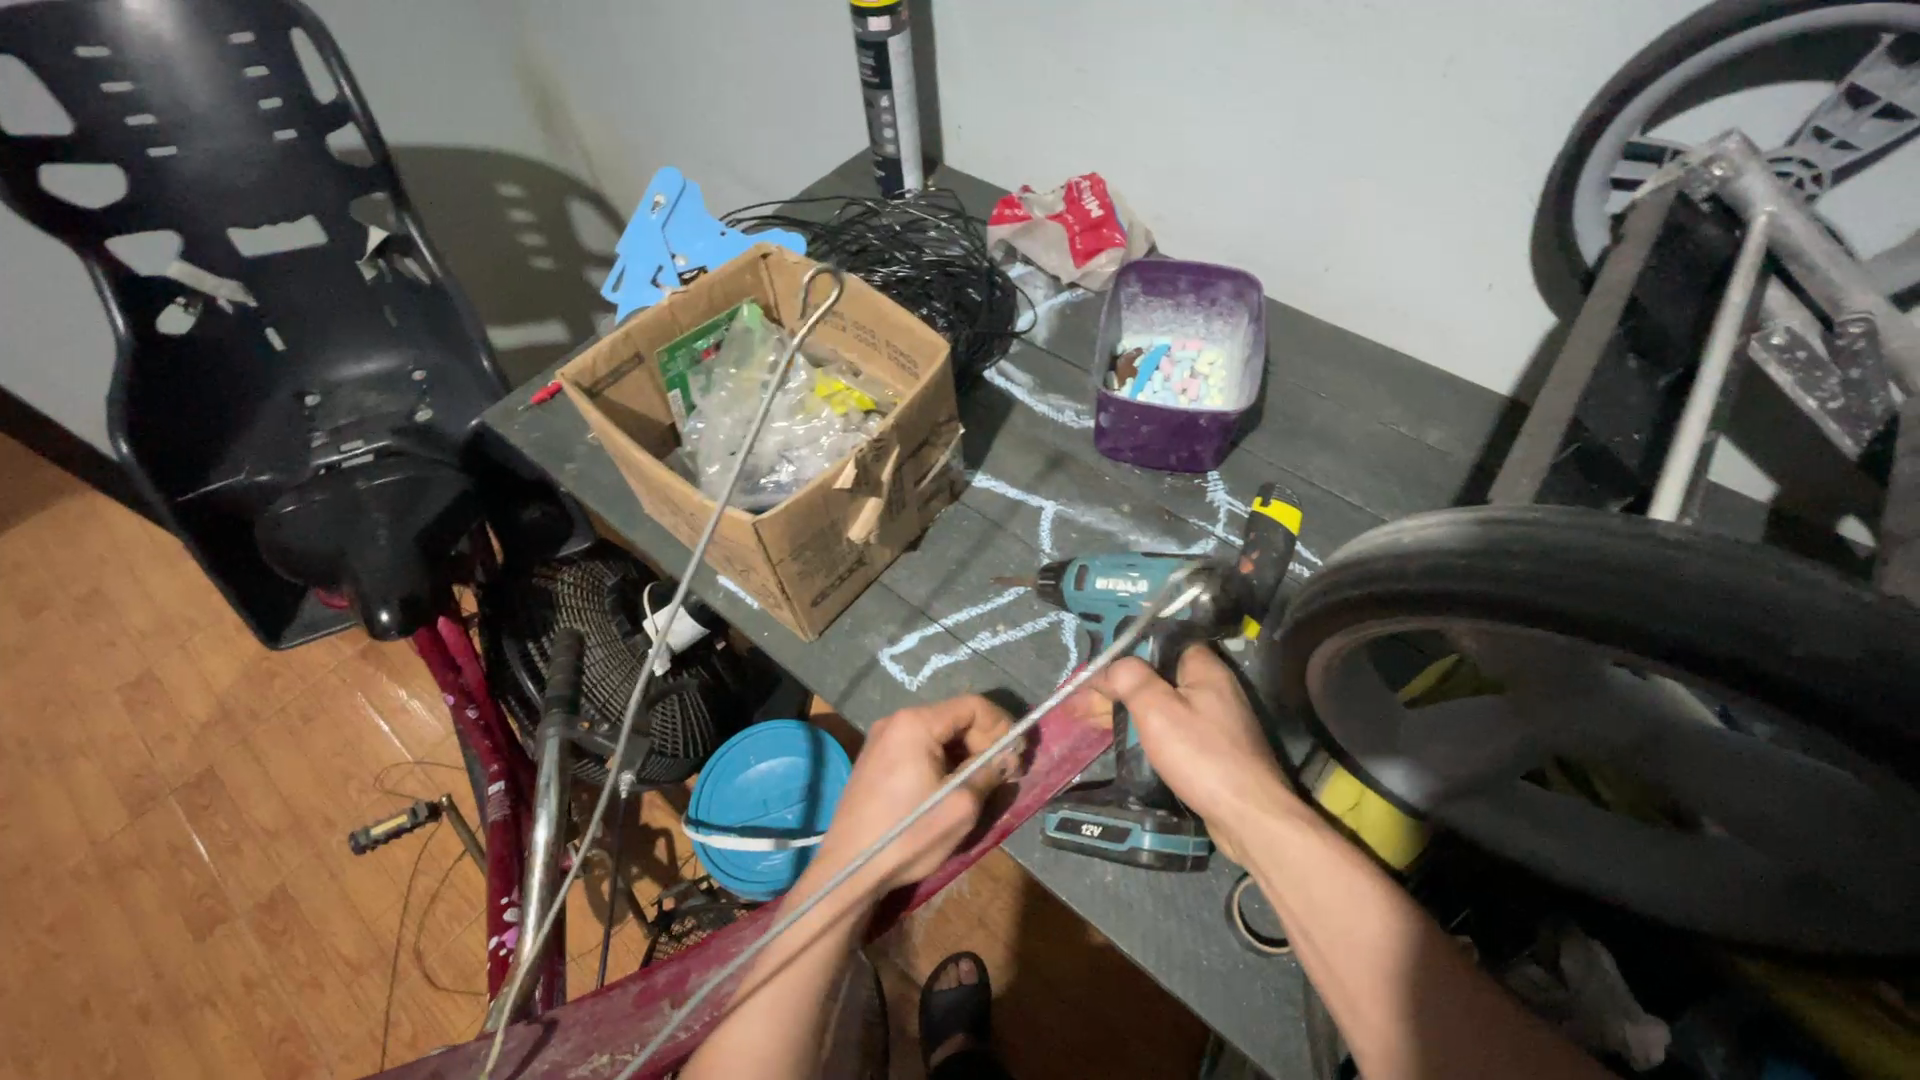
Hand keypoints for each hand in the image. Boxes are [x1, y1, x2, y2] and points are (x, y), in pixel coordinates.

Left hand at [809, 695, 1017, 899]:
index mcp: (915, 723)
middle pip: (954, 718)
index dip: (1001, 727)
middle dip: (984, 741)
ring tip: (980, 784)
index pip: (973, 706)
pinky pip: (918, 747)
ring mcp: (880, 739)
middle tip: (1003, 773)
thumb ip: (989, 772)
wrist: (849, 869)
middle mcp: (895, 721)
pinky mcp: (874, 760)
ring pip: (937, 734)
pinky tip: (949, 789)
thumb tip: (1006, 756)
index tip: (1015, 757)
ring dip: (964, 754)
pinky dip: (941, 761)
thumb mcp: (961, 806)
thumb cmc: (908, 835)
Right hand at [1088, 646, 1303, 860]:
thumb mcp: (1157, 710)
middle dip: (1128, 686)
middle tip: (1093, 701)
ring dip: (1138, 712)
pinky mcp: (1219, 750)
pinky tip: (1134, 745)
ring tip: (1101, 722)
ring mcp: (1220, 722)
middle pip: (1165, 676)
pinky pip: (1180, 731)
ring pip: (1170, 705)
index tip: (1105, 667)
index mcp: (1206, 670)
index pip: (1167, 642)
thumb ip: (1132, 679)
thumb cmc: (1201, 756)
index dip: (1134, 651)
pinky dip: (1155, 734)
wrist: (1248, 816)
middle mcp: (1217, 690)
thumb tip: (1113, 665)